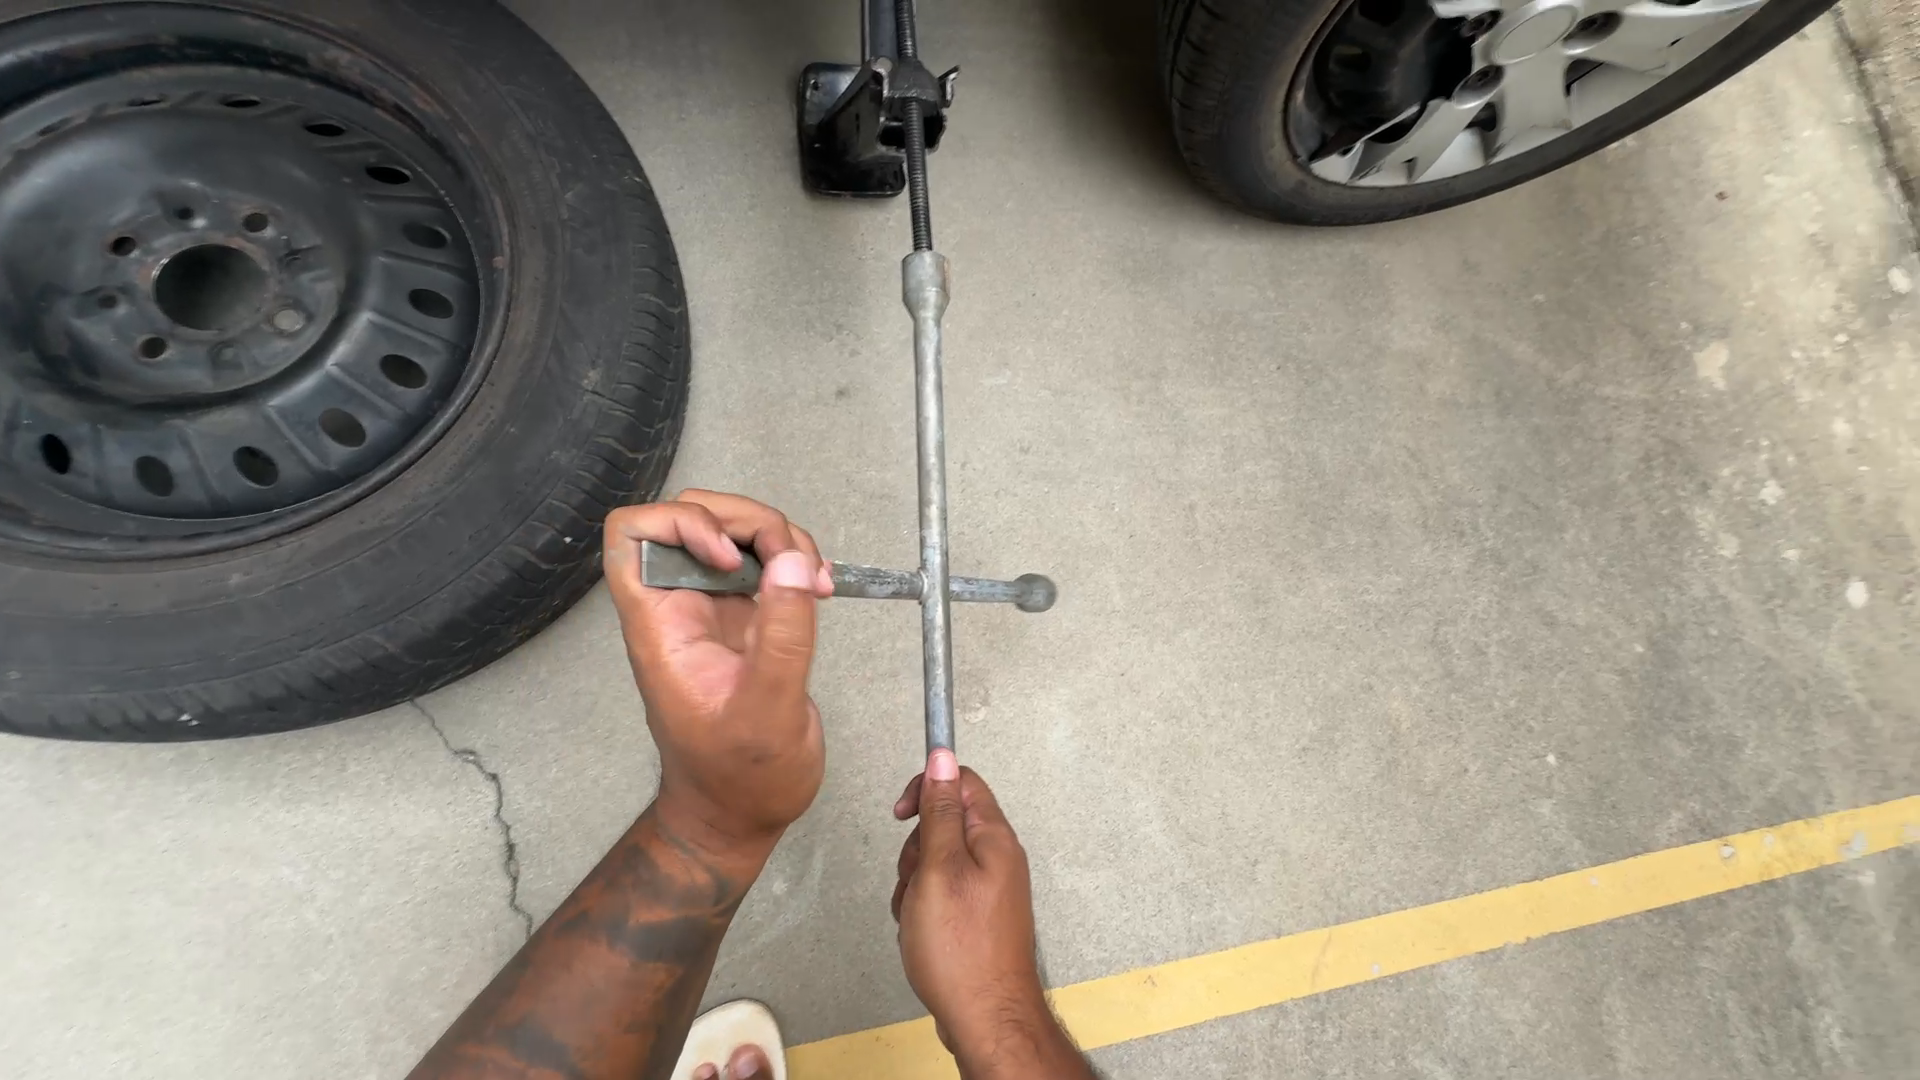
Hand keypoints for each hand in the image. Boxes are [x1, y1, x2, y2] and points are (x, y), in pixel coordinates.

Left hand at [603, 491, 835, 862]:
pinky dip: (797, 560)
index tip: (730, 560)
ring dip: (783, 539)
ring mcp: (717, 604)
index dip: (681, 523)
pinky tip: (819, 588)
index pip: (633, 533)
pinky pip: (768, 559)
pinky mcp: (750, 613)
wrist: (743, 811)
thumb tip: (793, 561)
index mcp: (660, 622)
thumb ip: (782, 636)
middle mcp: (682, 603)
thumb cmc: (740, 778)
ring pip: (738, 530)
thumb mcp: (767, 712)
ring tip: (816, 582)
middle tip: (796, 564)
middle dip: (752, 523)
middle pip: (696, 514)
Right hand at [892, 752, 1052, 1065]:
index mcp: (993, 836)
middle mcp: (996, 856)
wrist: (986, 1020)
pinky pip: (941, 892)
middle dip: (916, 849)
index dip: (926, 788)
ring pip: (936, 861)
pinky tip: (922, 933)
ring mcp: (988, 887)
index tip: (900, 814)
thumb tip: (942, 756)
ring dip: (915, 884)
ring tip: (918, 916)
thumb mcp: (938, 868)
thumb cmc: (960, 947)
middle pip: (943, 822)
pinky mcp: (978, 914)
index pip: (960, 782)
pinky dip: (923, 908)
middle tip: (916, 881)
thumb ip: (938, 810)